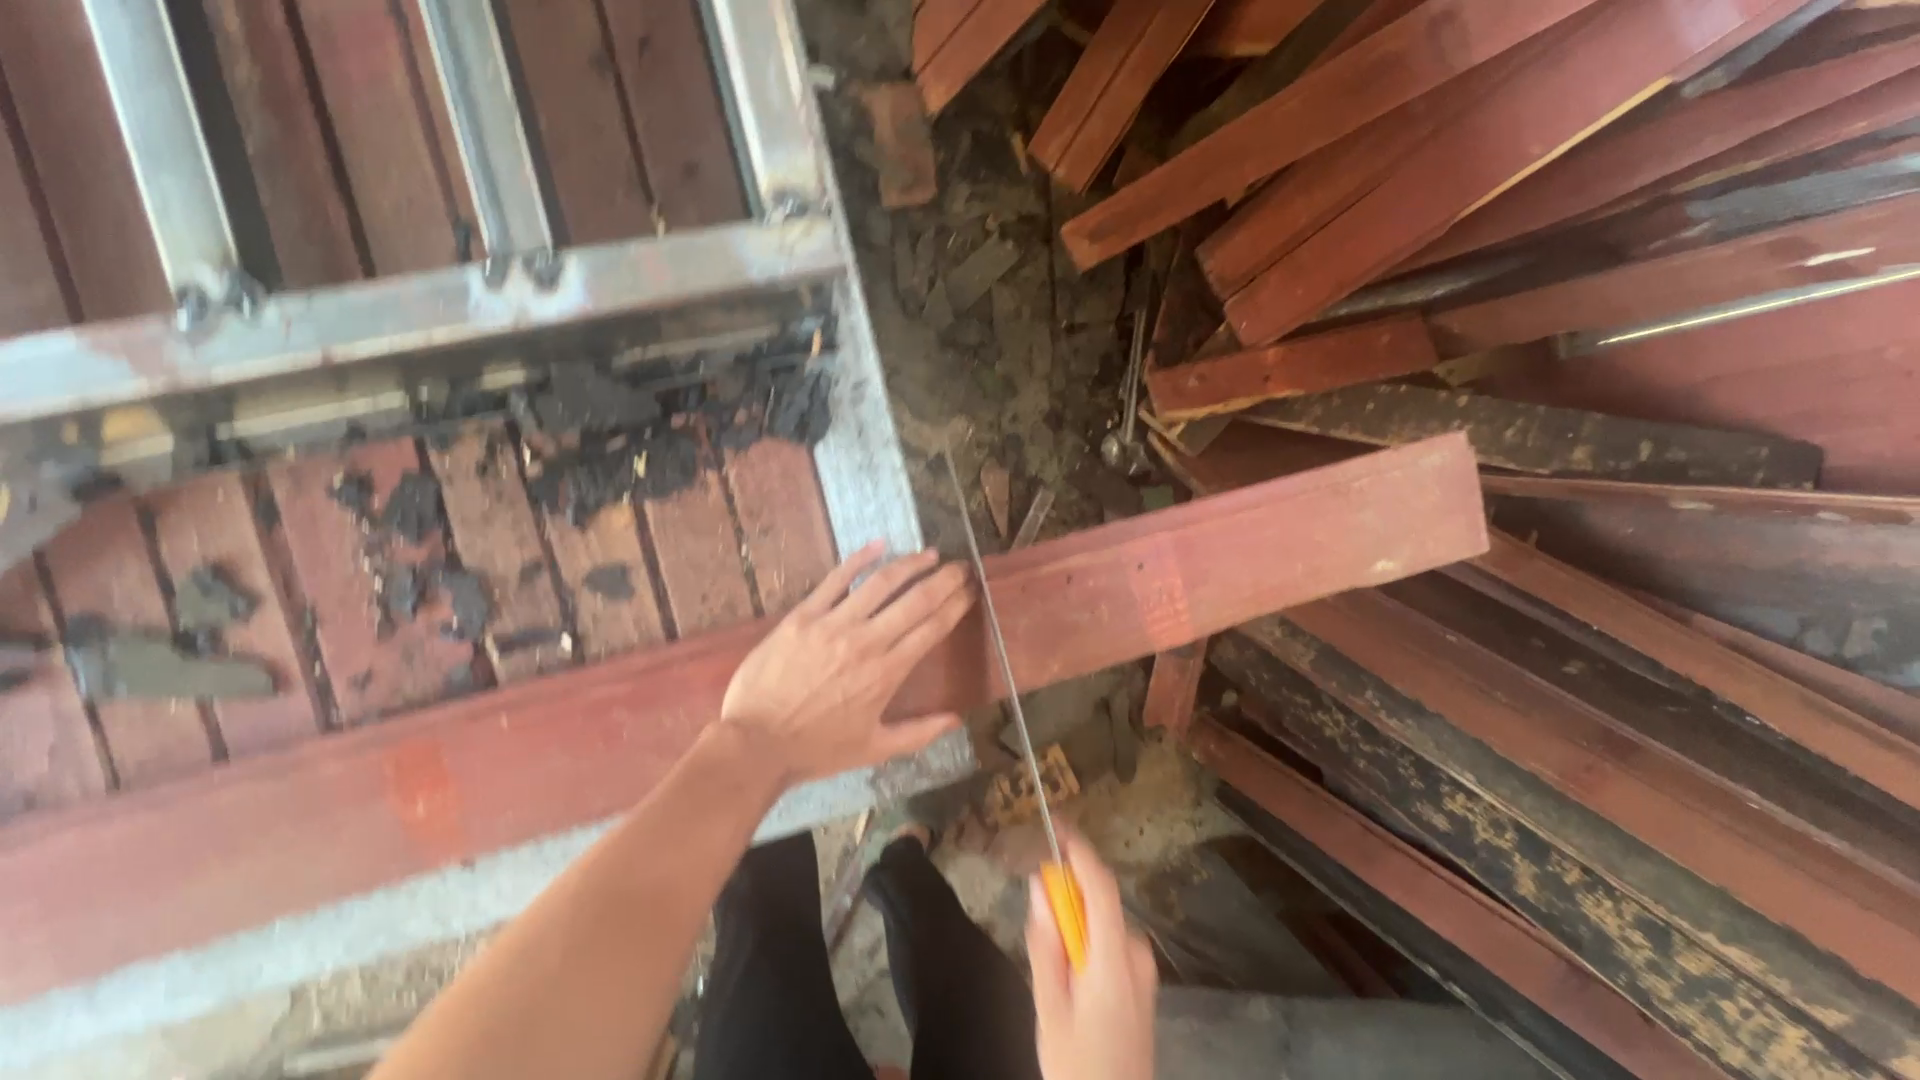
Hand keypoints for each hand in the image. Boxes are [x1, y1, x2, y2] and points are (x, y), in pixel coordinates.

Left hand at [720, 542, 974, 785]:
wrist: (756, 743)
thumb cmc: (816, 749)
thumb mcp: (873, 749)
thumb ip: (918, 734)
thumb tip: (956, 719)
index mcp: (887, 673)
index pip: (932, 628)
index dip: (956, 605)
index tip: (971, 591)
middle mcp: (867, 642)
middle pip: (916, 600)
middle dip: (945, 579)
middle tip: (961, 567)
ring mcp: (833, 624)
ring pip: (881, 582)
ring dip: (911, 564)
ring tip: (930, 554)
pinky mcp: (803, 615)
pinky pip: (837, 579)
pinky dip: (860, 558)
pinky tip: (879, 544)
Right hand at [1028, 832, 1157, 1079]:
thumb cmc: (1077, 1065)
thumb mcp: (1048, 1007)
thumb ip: (1045, 943)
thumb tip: (1040, 886)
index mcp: (1114, 959)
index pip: (1101, 886)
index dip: (1079, 850)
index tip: (1055, 824)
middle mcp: (1137, 955)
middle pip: (1100, 903)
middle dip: (1066, 899)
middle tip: (1037, 929)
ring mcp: (1145, 970)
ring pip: (1103, 924)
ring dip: (1075, 926)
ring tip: (1052, 976)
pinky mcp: (1143, 981)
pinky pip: (1110, 943)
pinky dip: (1087, 942)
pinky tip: (1070, 982)